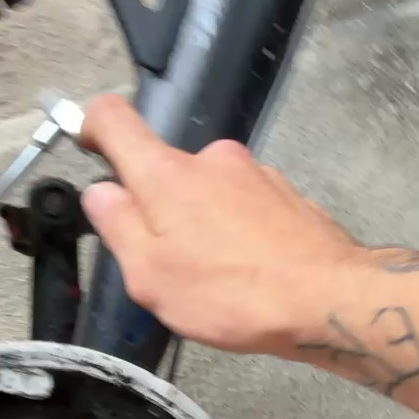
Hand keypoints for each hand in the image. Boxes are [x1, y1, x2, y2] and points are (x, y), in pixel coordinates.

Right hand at [78, 94, 370, 354]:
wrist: (327, 300)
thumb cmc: (232, 295)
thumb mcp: (151, 275)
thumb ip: (118, 228)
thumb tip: (103, 194)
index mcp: (166, 174)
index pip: (113, 118)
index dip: (92, 127)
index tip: (91, 149)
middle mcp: (213, 160)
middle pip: (168, 171)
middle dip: (162, 210)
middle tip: (173, 264)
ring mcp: (258, 176)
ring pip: (212, 194)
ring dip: (207, 226)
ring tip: (222, 279)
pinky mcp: (290, 198)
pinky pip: (250, 211)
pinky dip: (243, 235)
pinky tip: (255, 274)